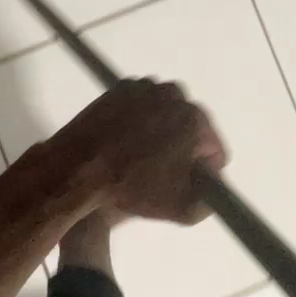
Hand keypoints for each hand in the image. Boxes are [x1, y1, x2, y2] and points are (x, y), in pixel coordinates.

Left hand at [51, 79, 227, 223]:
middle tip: (163, 170)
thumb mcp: (184, 209)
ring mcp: (145, 87)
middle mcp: (175, 95)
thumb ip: (210, 199)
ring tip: (142, 155)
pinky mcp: (121, 87)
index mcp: (195, 120)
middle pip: (191, 127)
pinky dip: (140, 117)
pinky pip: (142, 104)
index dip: (204, 170)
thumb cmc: (134, 186)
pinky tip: (126, 139)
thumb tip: (209, 184)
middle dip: (183, 146)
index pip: (214, 149)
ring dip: (162, 130)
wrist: (81, 164)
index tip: (187, 182)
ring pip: (167, 113)